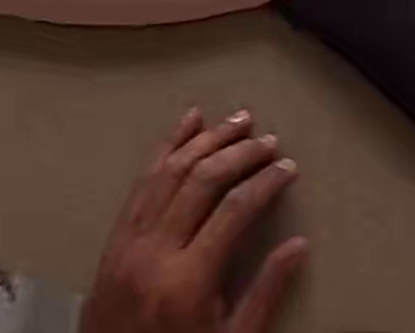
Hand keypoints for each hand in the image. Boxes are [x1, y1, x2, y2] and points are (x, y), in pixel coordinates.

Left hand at [79, 108, 307, 332]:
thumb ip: (265, 294)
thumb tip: (299, 245)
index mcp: (186, 284)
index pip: (234, 210)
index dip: (265, 182)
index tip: (288, 168)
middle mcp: (154, 253)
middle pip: (203, 180)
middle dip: (240, 152)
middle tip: (269, 140)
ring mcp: (129, 240)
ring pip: (172, 169)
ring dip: (208, 139)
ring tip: (238, 120)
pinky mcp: (115, 237)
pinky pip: (143, 179)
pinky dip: (167, 144)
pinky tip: (189, 121)